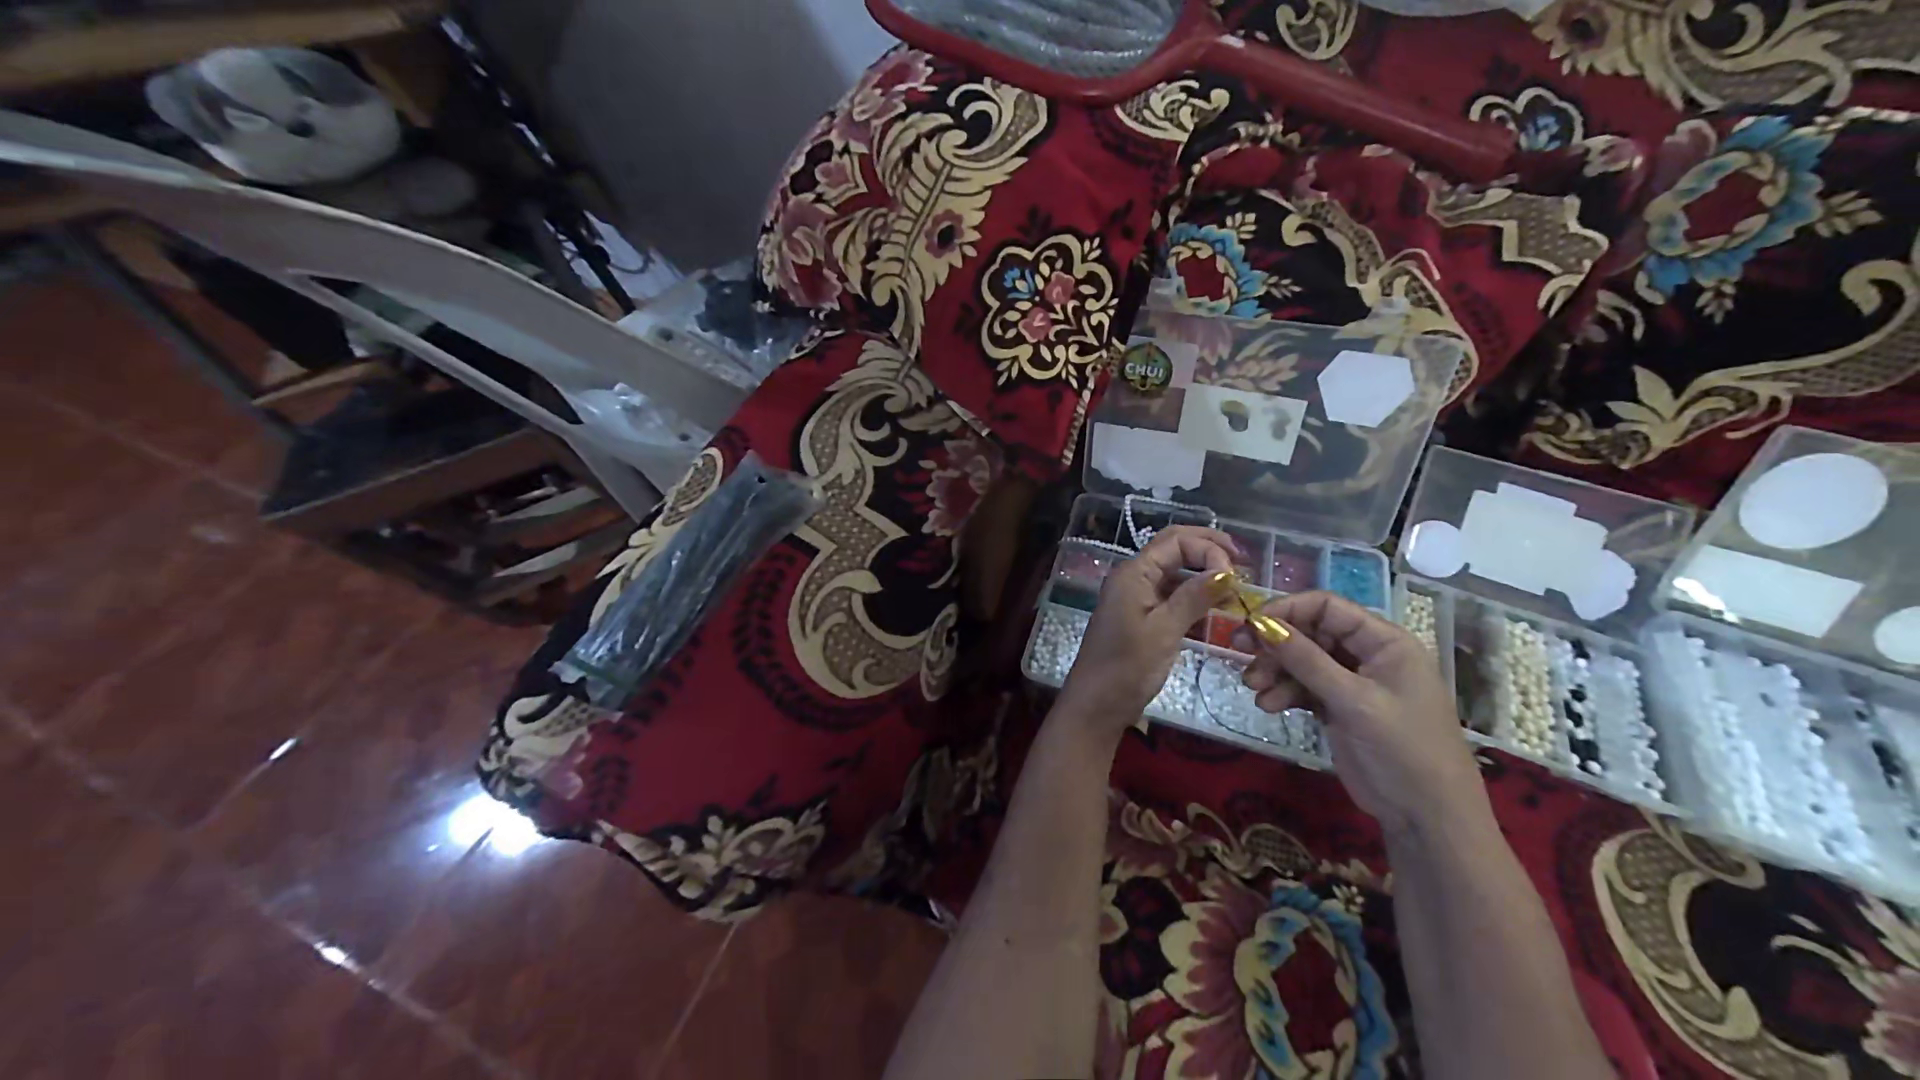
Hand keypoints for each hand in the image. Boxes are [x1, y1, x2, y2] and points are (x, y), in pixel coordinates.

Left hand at [1057, 525, 1237, 741]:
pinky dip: (1195, 596)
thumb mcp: (1164, 631)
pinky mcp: (1143, 618)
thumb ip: (1193, 597)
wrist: (1097, 705)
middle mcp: (1133, 578)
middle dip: (1208, 549)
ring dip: (1203, 573)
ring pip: (1174, 573)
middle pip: (1174, 549)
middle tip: (1243, 560)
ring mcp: (1137, 598)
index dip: (1209, 549)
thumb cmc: (1126, 667)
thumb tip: (1226, 571)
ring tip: (1235, 585)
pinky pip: (1172, 596)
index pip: (1175, 541)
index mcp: (1133, 573)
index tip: (1235, 575)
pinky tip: (1217, 607)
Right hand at [1236, 591, 1486, 838]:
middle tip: (1239, 652)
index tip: (1251, 624)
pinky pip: (1303, 687)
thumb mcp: (1353, 701)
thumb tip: (1262, 624)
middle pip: (1310, 632)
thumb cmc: (1403, 749)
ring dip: (1275, 671)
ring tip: (1254, 688)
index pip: (1328, 607)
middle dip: (1276, 644)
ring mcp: (1353, 682)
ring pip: (1302, 660)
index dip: (1287, 610)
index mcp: (1385, 642)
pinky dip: (1283, 692)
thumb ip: (1307, 661)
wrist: (1427, 815)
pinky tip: (1268, 706)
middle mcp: (1368, 655)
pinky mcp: (1339, 707)